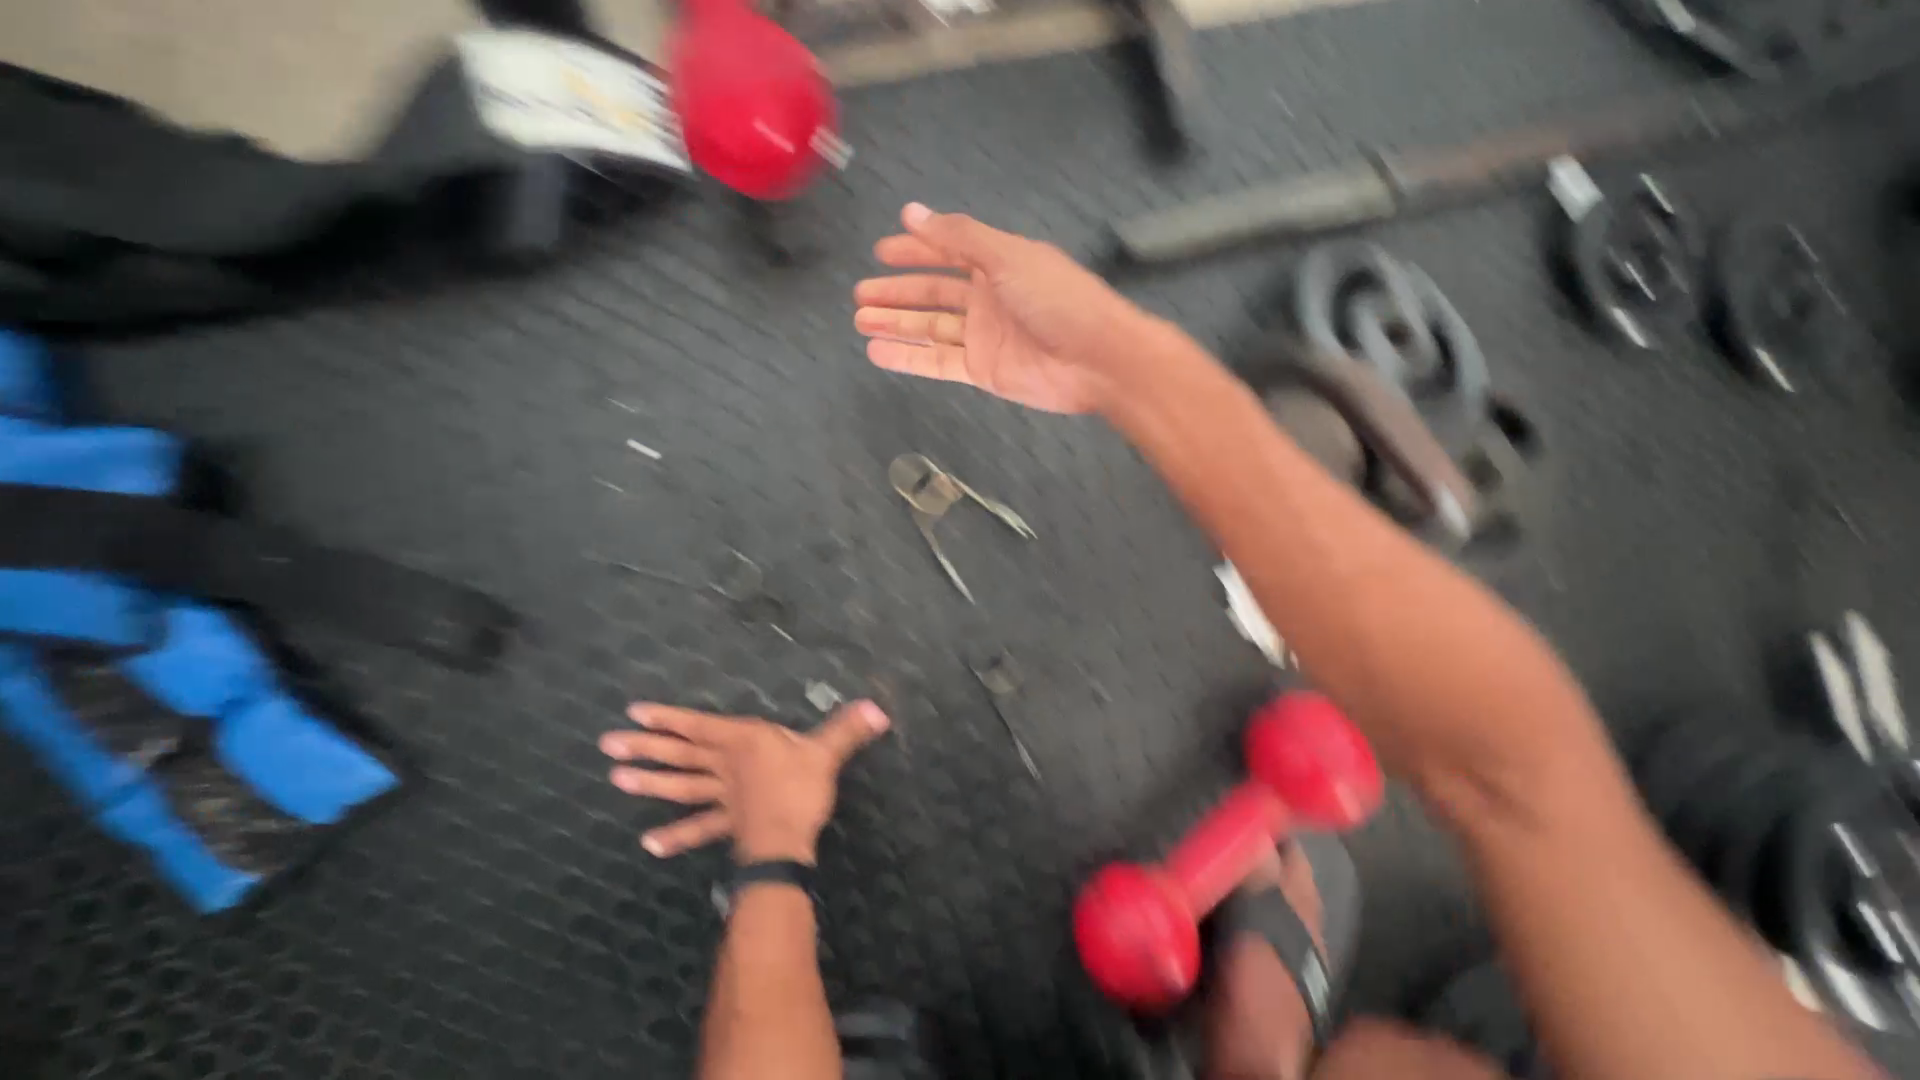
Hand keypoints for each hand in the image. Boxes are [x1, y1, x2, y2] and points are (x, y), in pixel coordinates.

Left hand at [600, 700, 890, 861]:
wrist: (787, 839)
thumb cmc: (801, 789)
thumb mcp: (825, 752)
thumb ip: (847, 729)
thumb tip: (878, 708)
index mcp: (743, 740)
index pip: (699, 726)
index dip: (668, 719)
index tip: (633, 713)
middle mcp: (725, 766)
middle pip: (681, 754)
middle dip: (646, 748)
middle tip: (608, 745)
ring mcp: (722, 798)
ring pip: (681, 786)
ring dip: (650, 783)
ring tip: (616, 779)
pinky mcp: (726, 825)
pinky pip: (698, 828)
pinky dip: (675, 836)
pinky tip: (649, 842)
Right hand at [853, 202, 1154, 413]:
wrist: (1096, 358)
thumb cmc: (1056, 299)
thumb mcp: (1006, 256)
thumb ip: (958, 236)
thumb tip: (912, 212)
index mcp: (998, 264)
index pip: (948, 252)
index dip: (915, 250)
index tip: (881, 251)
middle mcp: (988, 298)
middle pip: (933, 292)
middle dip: (897, 292)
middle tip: (860, 294)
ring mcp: (984, 336)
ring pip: (930, 328)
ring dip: (896, 324)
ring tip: (861, 321)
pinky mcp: (983, 370)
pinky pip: (938, 362)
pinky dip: (908, 358)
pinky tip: (879, 352)